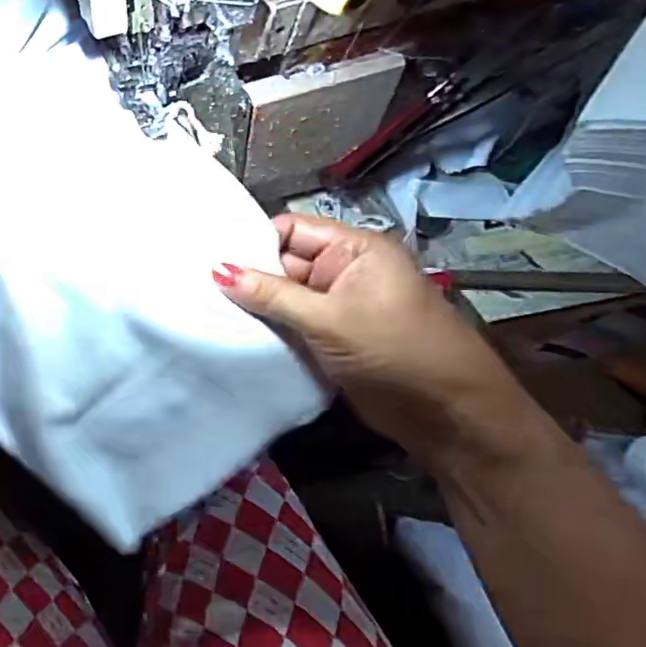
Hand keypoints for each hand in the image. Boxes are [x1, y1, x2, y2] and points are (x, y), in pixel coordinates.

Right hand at [215, 213, 552, 475]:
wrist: (447, 415)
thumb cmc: (395, 351)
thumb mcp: (329, 319)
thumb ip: (271, 294)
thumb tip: (218, 270)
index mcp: (354, 249)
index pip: (290, 230)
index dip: (251, 242)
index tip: (208, 258)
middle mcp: (344, 270)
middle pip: (283, 262)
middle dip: (247, 275)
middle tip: (198, 286)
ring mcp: (337, 304)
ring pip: (283, 295)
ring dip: (255, 305)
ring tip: (207, 308)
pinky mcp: (330, 336)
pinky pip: (291, 322)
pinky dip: (269, 327)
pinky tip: (234, 332)